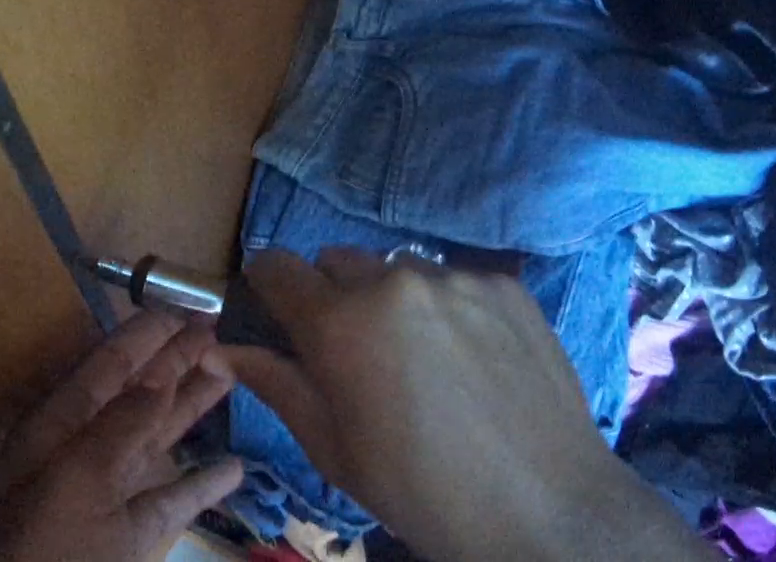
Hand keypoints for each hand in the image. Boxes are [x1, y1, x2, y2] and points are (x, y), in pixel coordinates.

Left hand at [0, 312, 243, 561]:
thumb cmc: (41, 554)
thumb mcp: (74, 482)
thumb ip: (119, 426)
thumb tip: (159, 376)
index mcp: (57, 427)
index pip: (109, 364)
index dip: (148, 333)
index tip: (188, 306)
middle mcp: (81, 452)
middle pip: (137, 393)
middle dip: (177, 360)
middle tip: (220, 329)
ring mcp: (106, 497)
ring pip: (156, 437)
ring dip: (192, 406)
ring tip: (232, 374)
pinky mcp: (128, 540)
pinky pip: (169, 499)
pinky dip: (201, 483)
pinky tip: (235, 468)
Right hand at [205, 249, 712, 561]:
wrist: (550, 514)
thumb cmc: (421, 491)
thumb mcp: (333, 450)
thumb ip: (276, 383)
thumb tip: (226, 347)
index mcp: (340, 322)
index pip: (276, 266)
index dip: (267, 284)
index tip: (275, 307)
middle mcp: (392, 281)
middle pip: (336, 262)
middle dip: (333, 296)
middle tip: (357, 351)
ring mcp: (453, 277)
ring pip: (395, 268)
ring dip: (391, 298)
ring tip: (422, 356)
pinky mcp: (502, 283)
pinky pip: (451, 279)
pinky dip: (447, 305)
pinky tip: (472, 357)